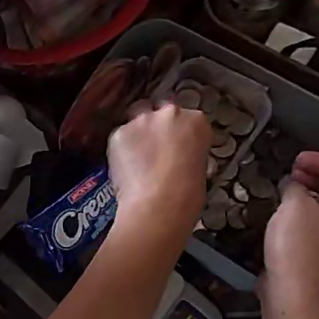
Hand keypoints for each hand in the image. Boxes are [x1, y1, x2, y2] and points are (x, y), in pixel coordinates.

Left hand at [108, 103, 210, 243]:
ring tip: (136, 162)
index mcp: (196, 121)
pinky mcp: (118, 132)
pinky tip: (124, 169)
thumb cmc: (188, 195)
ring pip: (137, 122)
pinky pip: (120, 138)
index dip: (181, 136)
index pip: (189, 121)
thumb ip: (189, 153)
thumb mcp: (200, 169)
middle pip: (161, 113)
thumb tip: (180, 158)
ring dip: (138, 136)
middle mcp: (170, 113)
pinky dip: (121, 150)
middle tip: (154, 153)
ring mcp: (142, 120)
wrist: (159, 204)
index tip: (177, 150)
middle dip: (158, 129)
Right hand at [263, 151, 318, 307]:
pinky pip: (318, 223)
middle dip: (318, 175)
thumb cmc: (299, 246)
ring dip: (310, 192)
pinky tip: (284, 210)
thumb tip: (293, 185)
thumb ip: (296, 187)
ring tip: (286, 187)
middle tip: (293, 170)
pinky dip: (304, 210)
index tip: (300, 159)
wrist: (293, 293)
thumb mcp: (295, 205)